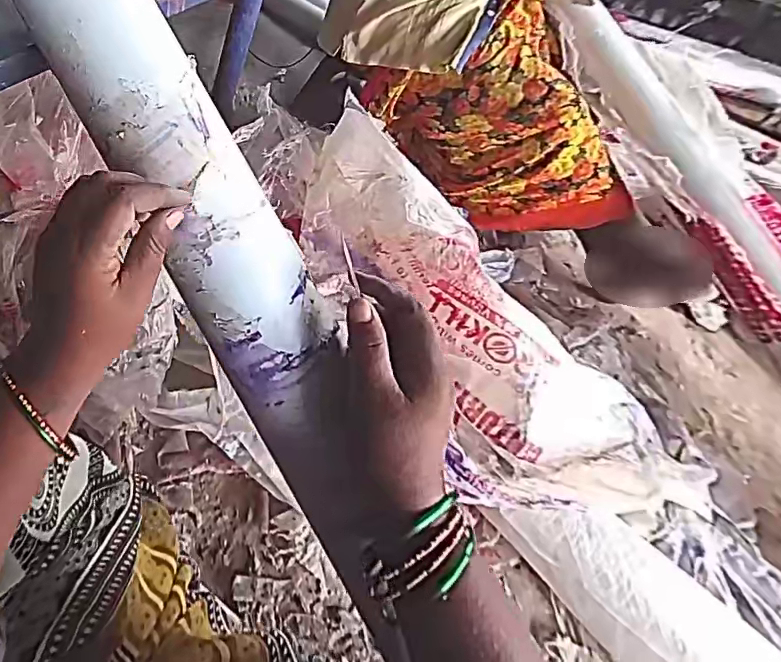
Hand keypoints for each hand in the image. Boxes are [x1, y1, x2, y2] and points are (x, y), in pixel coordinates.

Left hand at [14, 173, 189, 403]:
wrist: (56, 353)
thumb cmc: (101, 333)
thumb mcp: (135, 294)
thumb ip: (152, 247)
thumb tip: (172, 213)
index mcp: (88, 246)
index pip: (124, 198)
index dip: (157, 192)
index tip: (182, 200)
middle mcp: (64, 230)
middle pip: (102, 183)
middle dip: (138, 185)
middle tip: (167, 202)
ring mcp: (52, 230)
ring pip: (86, 185)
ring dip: (118, 186)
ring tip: (147, 205)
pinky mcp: (49, 235)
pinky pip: (74, 199)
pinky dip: (99, 196)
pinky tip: (120, 214)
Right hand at [343, 272, 452, 522]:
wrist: (403, 501)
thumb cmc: (388, 447)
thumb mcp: (372, 393)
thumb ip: (368, 346)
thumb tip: (359, 300)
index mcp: (429, 366)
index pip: (412, 312)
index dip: (385, 290)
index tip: (352, 278)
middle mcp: (434, 371)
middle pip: (413, 322)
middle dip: (383, 300)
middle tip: (346, 289)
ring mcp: (427, 387)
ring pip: (407, 339)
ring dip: (381, 319)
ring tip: (348, 311)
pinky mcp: (416, 399)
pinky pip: (400, 356)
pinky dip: (381, 340)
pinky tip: (359, 345)